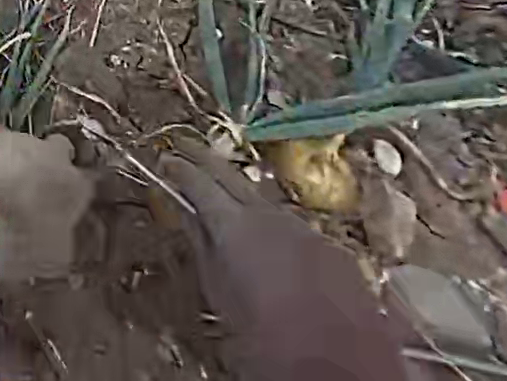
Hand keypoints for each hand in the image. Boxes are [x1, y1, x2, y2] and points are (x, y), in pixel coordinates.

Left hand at [0, 121, 92, 289]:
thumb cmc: (21, 245)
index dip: (75, 188)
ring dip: (19, 158)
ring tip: (4, 182)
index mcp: (75, 184)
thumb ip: (67, 229)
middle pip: (57, 151)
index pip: (87, 179)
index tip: (67, 199)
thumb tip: (63, 224)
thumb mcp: (57, 252)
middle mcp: (52, 154)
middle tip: (35, 187)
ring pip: (25, 144)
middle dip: (49, 164)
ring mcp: (20, 139)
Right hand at [157, 141, 407, 380]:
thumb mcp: (218, 289)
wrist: (343, 370)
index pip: (197, 179)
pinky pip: (289, 224)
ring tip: (220, 196)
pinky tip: (265, 239)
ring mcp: (302, 227)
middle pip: (228, 174)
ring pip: (260, 199)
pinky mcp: (331, 247)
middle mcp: (267, 214)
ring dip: (237, 192)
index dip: (177, 167)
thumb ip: (200, 242)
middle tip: (182, 148)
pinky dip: (269, 222)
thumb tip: (183, 210)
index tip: (163, 160)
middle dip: (202, 158)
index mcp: (232, 222)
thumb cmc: (264, 336)